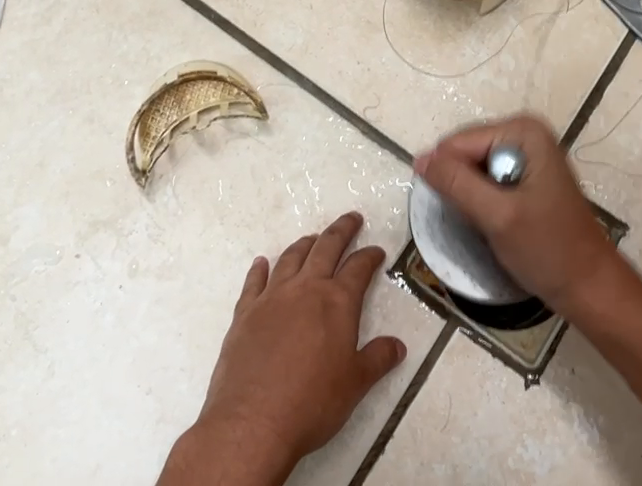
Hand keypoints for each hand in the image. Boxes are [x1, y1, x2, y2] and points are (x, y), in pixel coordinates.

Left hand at [189, 212, 407, 471]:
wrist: (252, 422)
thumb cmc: (312, 403)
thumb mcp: (355, 384)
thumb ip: (377, 359)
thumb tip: (397, 346)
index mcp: (337, 302)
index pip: (359, 268)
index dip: (370, 256)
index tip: (377, 251)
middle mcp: (305, 290)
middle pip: (325, 248)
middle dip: (341, 230)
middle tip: (351, 219)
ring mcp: (271, 299)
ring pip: (291, 258)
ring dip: (305, 244)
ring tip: (313, 238)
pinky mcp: (244, 314)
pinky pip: (254, 282)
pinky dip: (260, 269)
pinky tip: (262, 263)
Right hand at [413, 114, 626, 319]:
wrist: (588, 285)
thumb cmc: (547, 249)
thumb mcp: (497, 216)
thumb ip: (456, 183)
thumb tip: (419, 159)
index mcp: (522, 131)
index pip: (457, 143)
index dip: (450, 179)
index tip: (465, 213)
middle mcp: (524, 133)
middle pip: (464, 153)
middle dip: (461, 187)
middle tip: (477, 221)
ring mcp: (526, 155)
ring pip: (472, 170)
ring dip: (470, 198)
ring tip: (486, 224)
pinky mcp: (525, 176)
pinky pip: (486, 181)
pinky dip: (482, 203)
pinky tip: (495, 224)